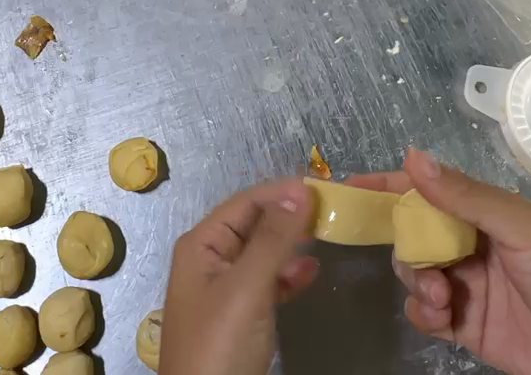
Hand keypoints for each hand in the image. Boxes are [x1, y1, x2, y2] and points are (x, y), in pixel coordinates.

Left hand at [160, 177, 319, 374]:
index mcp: (202, 244)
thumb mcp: (247, 287)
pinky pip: (266, 283)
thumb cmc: (220, 343)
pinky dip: (288, 275)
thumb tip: (300, 190)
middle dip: (287, 216)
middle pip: (253, 225)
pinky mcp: (239, 317)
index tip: (320, 188)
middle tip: (328, 211)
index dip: (279, 192)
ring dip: (291, 243)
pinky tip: (311, 272)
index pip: (244, 203)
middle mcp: (210, 260)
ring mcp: (224, 290)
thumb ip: (273, 239)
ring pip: (262, 254)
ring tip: (325, 236)